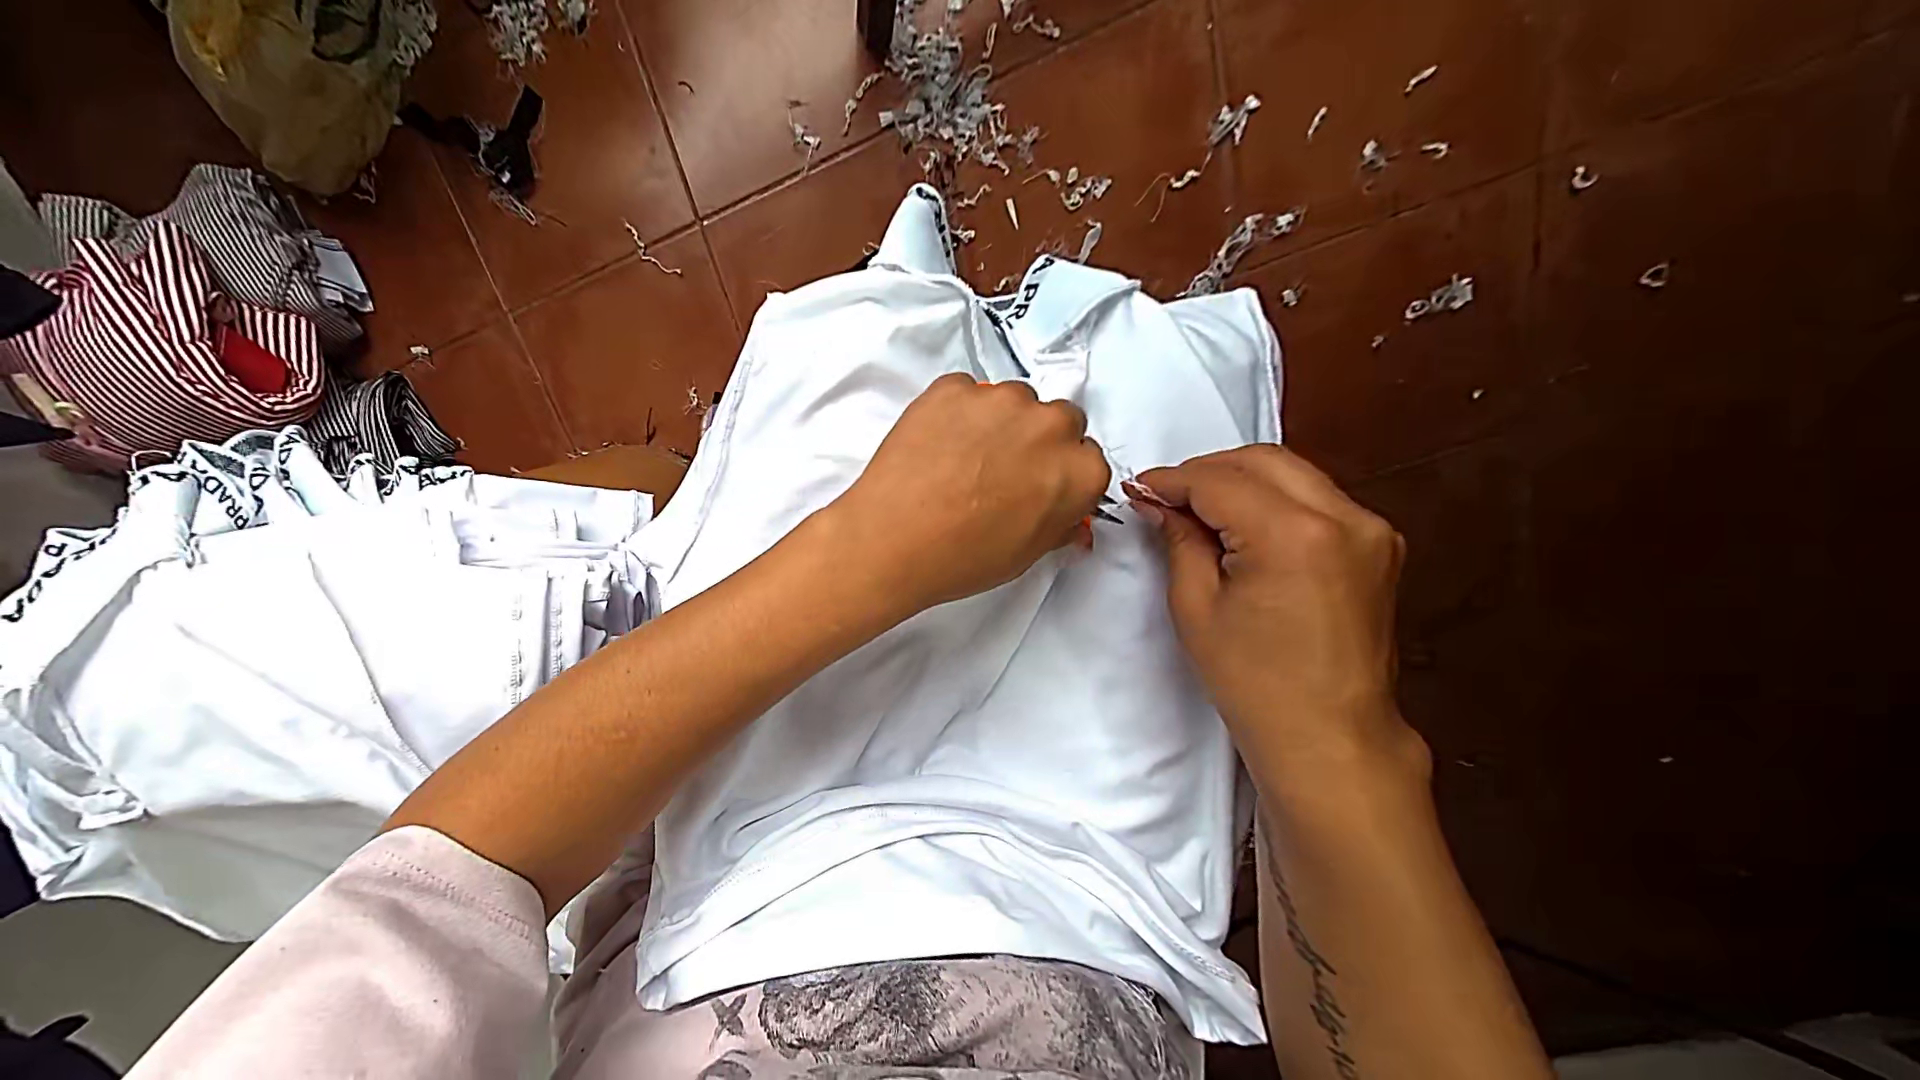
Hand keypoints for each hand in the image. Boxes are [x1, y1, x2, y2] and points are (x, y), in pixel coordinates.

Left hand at [829, 373, 1111, 613]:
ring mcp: (1001, 400)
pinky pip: (968, 393)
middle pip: (1059, 420)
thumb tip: (1066, 517)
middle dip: (1037, 441)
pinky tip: (940, 447)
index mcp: (1079, 471)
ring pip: (1014, 401)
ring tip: (966, 460)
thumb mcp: (1026, 554)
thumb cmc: (959, 556)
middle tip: (1004, 470)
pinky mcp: (956, 387)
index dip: (1062, 473)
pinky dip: (958, 413)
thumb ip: (1059, 524)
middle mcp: (1050, 426)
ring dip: (999, 422)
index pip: (1088, 458)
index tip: (1042, 483)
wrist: (893, 541)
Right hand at [1135, 445, 1422, 778]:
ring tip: (1202, 512)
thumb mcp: (1197, 607)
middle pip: (1261, 459)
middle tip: (1169, 497)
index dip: (1174, 481)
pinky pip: (1317, 497)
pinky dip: (1275, 499)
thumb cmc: (1260, 686)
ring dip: (1241, 480)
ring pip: (1292, 471)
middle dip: (1207, 471)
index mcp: (1294, 536)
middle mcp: (1344, 520)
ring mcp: (1370, 530)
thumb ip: (1179, 540)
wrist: (1329, 735)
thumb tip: (1162, 505)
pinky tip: (1245, 526)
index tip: (1145, 488)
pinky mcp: (1378, 544)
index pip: (1219, 480)